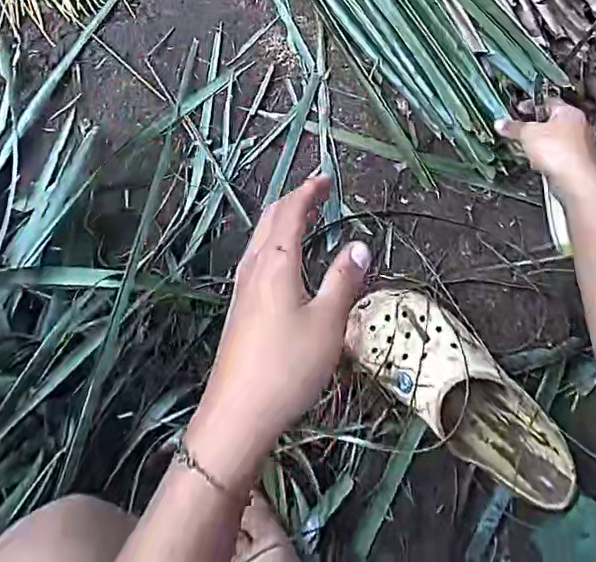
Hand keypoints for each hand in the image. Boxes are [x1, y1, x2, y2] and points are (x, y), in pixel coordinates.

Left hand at [187, 175, 370, 487]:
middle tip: (319, 193)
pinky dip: (276, 242)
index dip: (308, 191)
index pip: (290, 211)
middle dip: (295, 200)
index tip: (326, 179)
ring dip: (283, 220)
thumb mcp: (328, 324)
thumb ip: (343, 280)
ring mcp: (242, 288)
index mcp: (276, 262)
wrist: (236, 416)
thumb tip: (359, 246)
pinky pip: (258, 258)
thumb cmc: (286, 366)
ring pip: (262, 238)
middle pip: (271, 219)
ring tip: (306, 218)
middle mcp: (254, 267)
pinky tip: (284, 262)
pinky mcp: (239, 308)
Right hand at [495, 97, 595, 186]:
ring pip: (556, 140)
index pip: (546, 102)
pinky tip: (539, 163)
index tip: (517, 111)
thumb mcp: (527, 134)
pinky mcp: (578, 163)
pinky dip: (549, 158)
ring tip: (527, 149)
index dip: (530, 106)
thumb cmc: (559, 152)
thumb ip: (513, 127)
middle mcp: (579, 126)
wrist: (575, 181)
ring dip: (541, 144)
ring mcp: (581, 145)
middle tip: (520, 130)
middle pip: (551, 121)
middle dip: (534, 127)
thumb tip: (502, 124)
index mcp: (569, 112)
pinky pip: (559, 156)